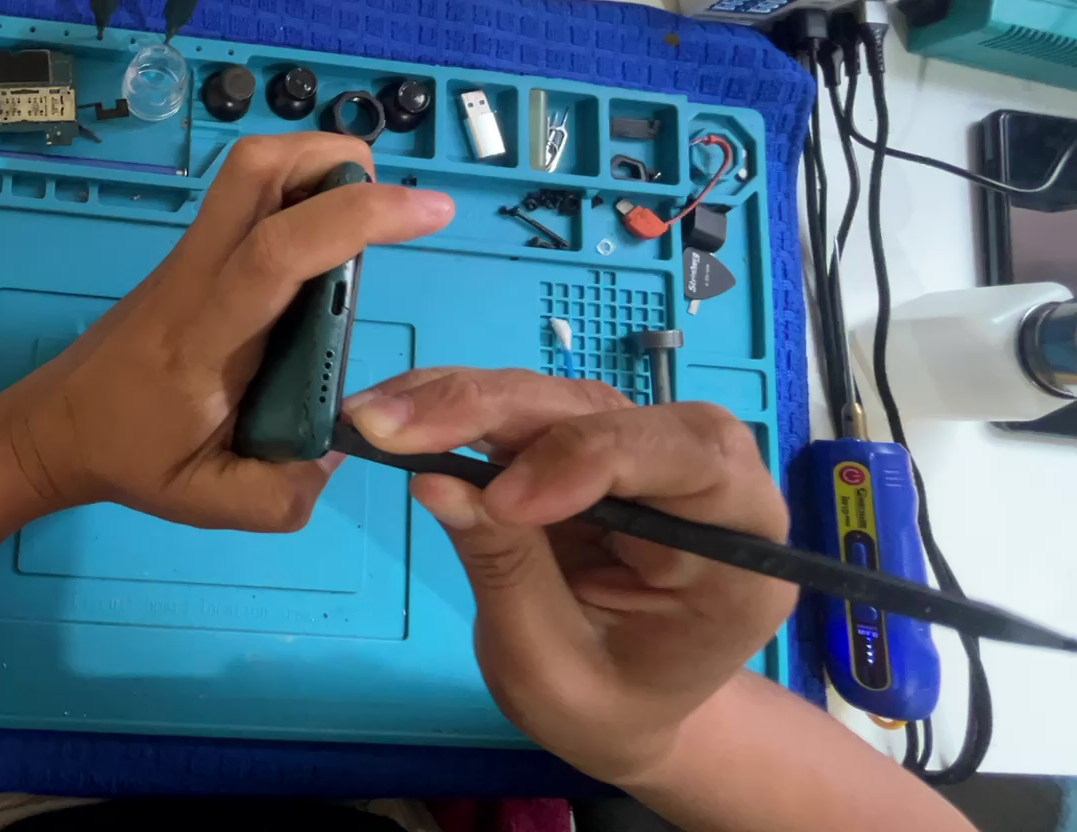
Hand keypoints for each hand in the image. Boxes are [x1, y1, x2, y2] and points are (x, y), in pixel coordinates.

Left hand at [0, 134, 453, 531]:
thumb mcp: (207, 503)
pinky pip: (241, 202)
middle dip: (333, 158)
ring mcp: (184, 260)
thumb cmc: (127, 459)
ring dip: (315, 166)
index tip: (429, 212)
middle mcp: (194, 279)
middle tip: (390, 204)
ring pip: (246, 174)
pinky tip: (320, 245)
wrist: (54, 425)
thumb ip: (285, 492)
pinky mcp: (184, 260)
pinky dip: (294, 193)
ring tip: (363, 217)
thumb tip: (345, 444)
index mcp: (203, 339)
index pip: (274, 254)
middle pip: (252, 170)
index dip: (354, 218)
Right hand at [343, 369, 795, 785]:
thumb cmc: (603, 704)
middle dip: (485, 409)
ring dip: (448, 401)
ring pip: (538, 395)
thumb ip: (504, 570)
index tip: (505, 502)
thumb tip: (432, 481)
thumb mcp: (552, 666)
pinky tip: (388, 415)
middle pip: (592, 408)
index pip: (690, 456)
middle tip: (386, 426)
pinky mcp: (558, 446)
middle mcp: (681, 481)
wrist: (614, 706)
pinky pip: (502, 407)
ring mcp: (614, 455)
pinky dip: (439, 408)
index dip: (592, 457)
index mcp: (731, 548)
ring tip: (371, 418)